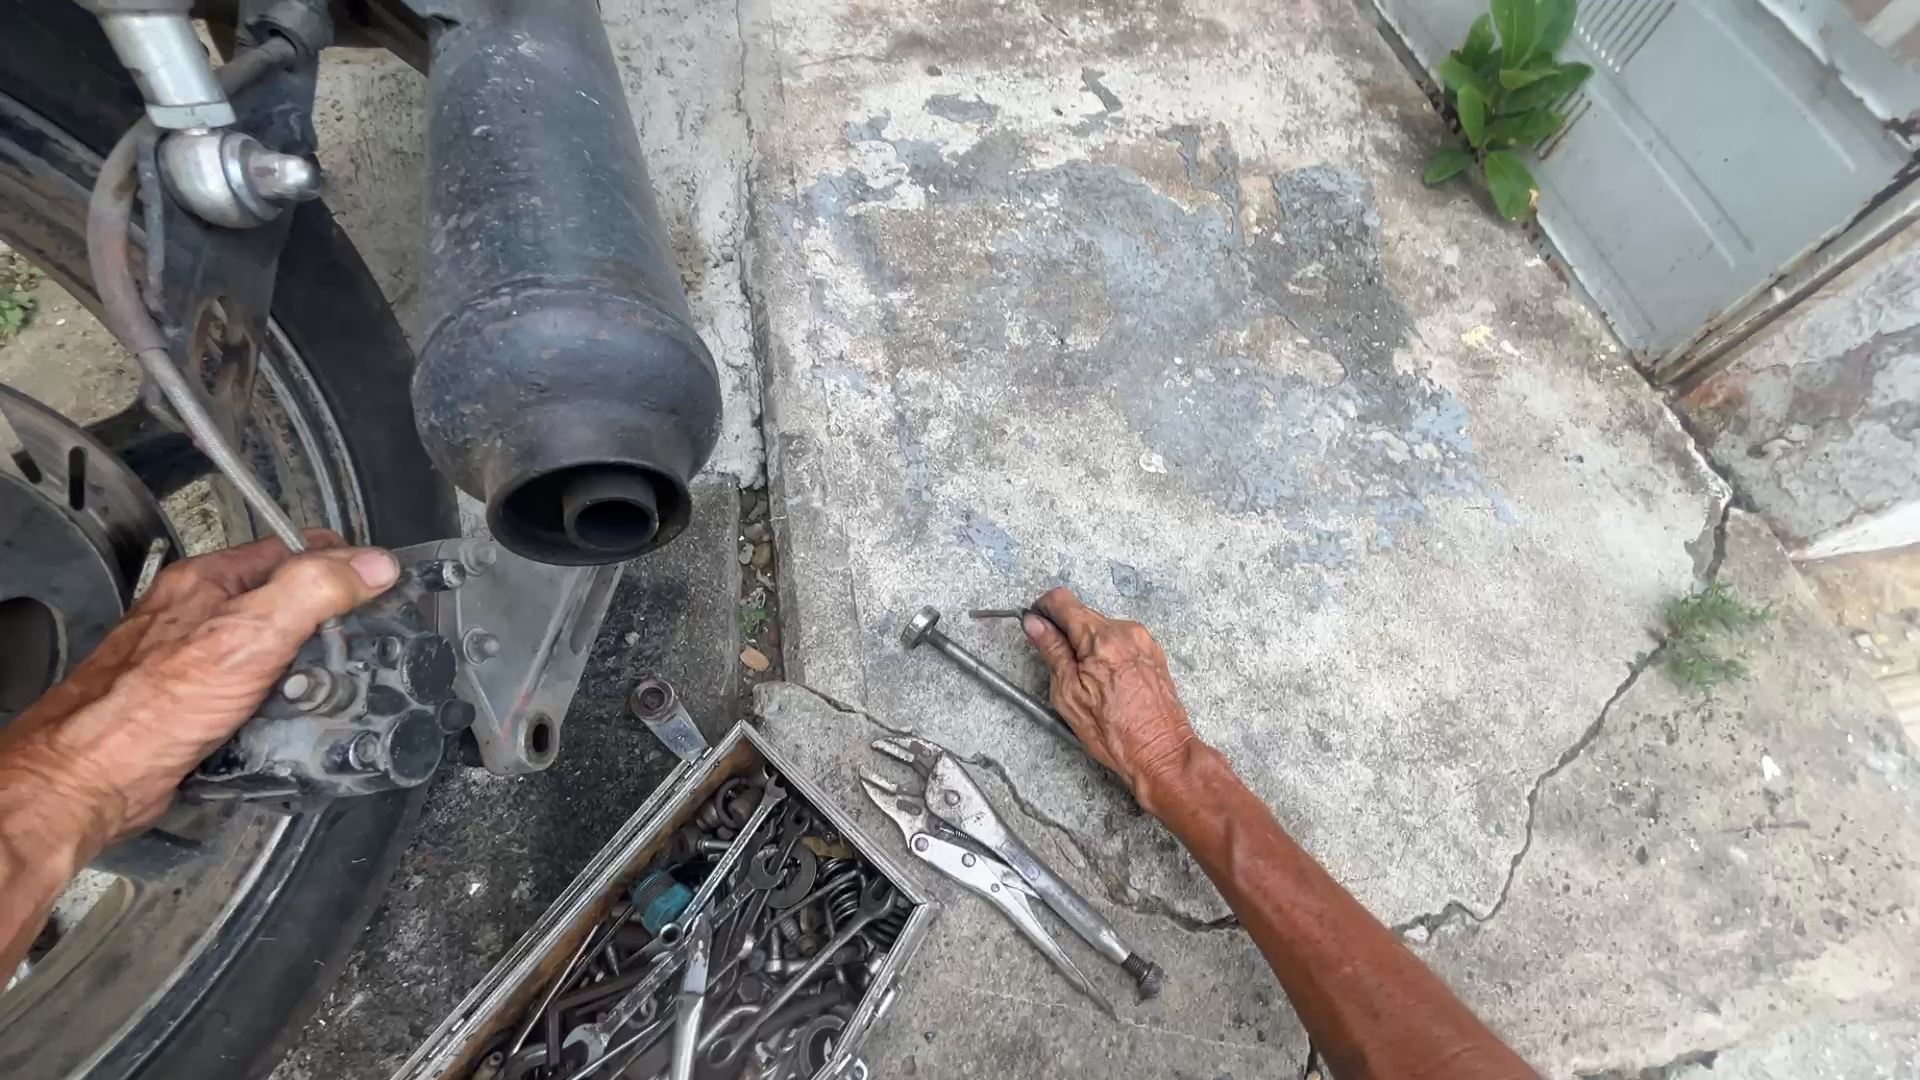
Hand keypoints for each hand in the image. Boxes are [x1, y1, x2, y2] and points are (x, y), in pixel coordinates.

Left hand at [0, 529, 398, 848]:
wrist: (88, 782)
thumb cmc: (143, 710)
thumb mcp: (250, 634)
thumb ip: (316, 590)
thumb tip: (376, 565)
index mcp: (211, 581)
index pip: (300, 549)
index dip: (345, 565)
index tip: (378, 589)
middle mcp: (204, 611)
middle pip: (296, 597)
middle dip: (334, 620)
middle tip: (355, 640)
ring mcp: (204, 652)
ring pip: (285, 641)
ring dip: (315, 660)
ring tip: (329, 676)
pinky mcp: (208, 692)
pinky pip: (270, 679)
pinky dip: (292, 691)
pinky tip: (298, 705)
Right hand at [1023, 587, 1200, 808]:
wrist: (1161, 753)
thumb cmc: (1115, 733)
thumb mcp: (1069, 694)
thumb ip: (1052, 651)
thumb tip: (1035, 623)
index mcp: (1101, 639)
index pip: (1062, 600)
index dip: (1043, 609)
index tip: (1036, 624)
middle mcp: (1125, 631)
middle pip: (1082, 613)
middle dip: (1065, 632)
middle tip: (1060, 666)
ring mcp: (1142, 640)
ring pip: (1101, 627)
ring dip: (1086, 644)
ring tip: (1087, 680)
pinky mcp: (1152, 651)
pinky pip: (1119, 639)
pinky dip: (1106, 651)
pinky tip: (1107, 680)